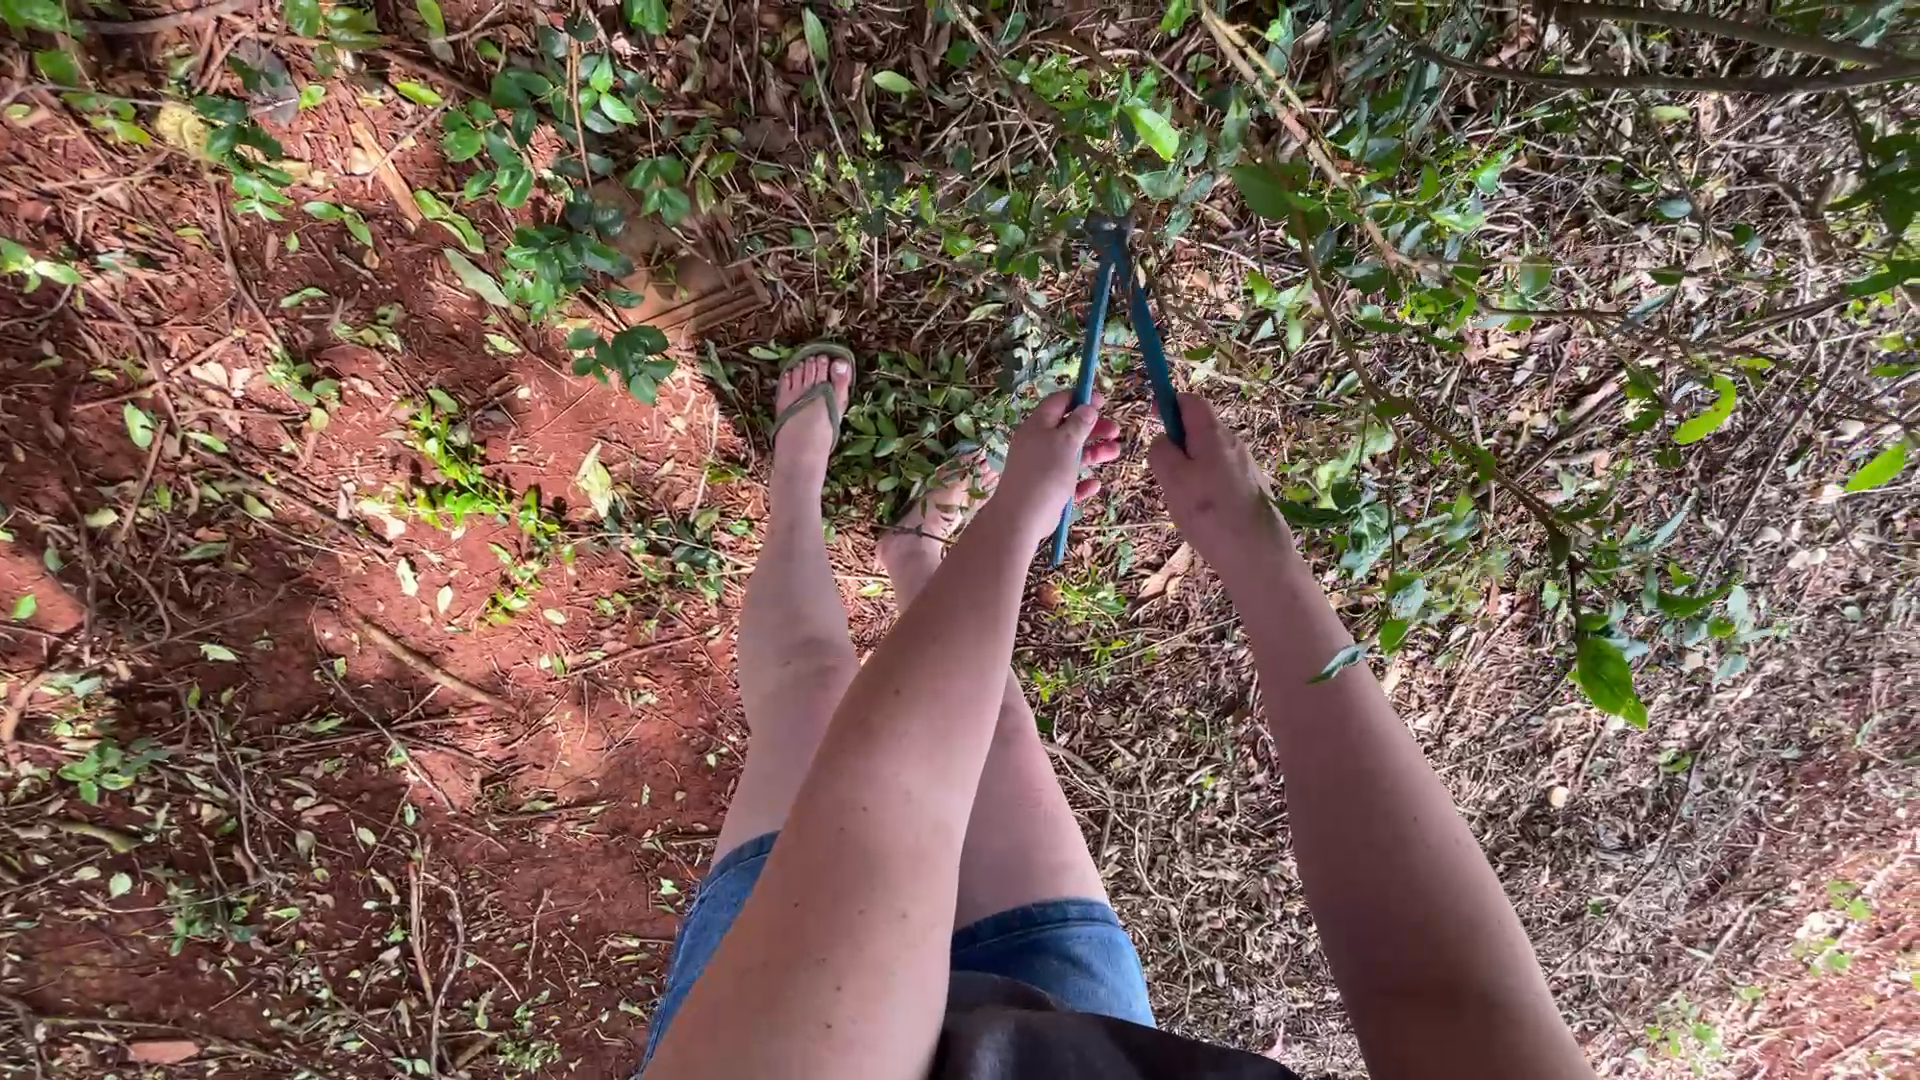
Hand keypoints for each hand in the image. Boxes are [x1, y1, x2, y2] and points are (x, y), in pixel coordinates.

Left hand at [985, 390, 1121, 547]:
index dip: (1080, 399)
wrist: (1021, 517)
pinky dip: (1081, 482)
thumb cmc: (1045, 473)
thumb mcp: (1066, 442)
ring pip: (1070, 456)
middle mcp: (1037, 445)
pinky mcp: (1046, 491)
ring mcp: (1041, 469)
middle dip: (1093, 429)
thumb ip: (1078, 424)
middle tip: (1115, 430)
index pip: (1058, 403)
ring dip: (1093, 453)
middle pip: (1068, 430)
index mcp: (1037, 427)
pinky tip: (1094, 484)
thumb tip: (1087, 407)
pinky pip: (1067, 482)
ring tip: (1115, 452)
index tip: (1102, 401)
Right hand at [1148, 393, 1291, 576]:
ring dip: (1190, 468)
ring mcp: (1246, 467)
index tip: (1153, 415)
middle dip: (1178, 444)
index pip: (1191, 401)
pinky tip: (1203, 513)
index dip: (1170, 403)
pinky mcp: (1251, 488)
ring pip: (1208, 455)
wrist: (1256, 553)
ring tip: (1183, 501)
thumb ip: (1161, 452)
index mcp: (1213, 435)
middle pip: (1200, 429)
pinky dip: (1205, 484)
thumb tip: (1163, 441)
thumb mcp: (1172, 479)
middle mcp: (1234, 444)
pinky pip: (1220, 475)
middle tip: (1165, 475)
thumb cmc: (1209, 512)